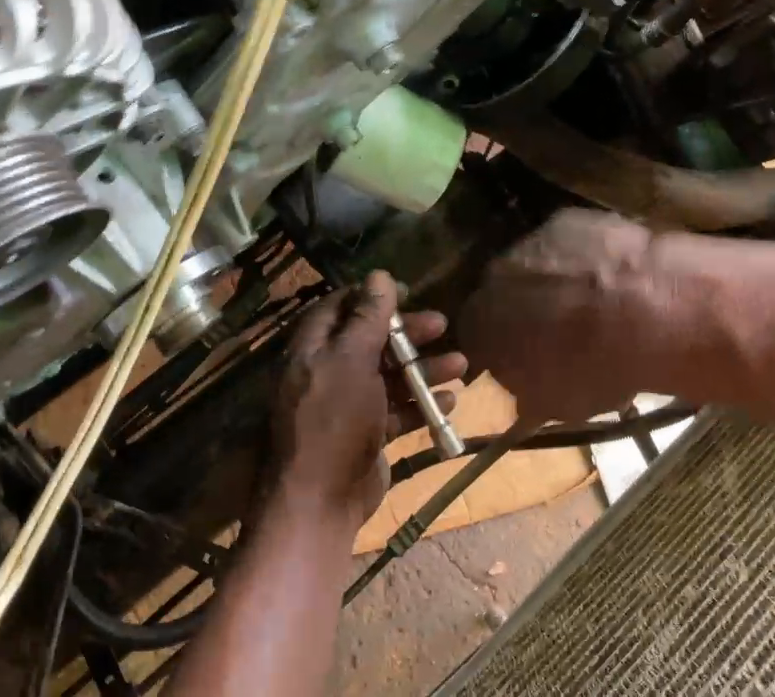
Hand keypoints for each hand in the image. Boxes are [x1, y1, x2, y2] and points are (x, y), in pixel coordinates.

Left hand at [270, 272, 464, 524]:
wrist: (322, 499)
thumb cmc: (334, 419)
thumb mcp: (352, 360)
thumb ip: (367, 318)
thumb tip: (379, 275)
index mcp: (313, 349)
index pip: (339, 308)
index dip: (371, 298)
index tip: (406, 292)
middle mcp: (328, 372)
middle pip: (371, 341)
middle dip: (407, 334)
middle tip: (442, 324)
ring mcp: (347, 405)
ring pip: (389, 377)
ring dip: (423, 369)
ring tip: (460, 364)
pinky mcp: (366, 434)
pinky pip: (396, 410)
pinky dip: (420, 405)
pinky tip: (449, 402)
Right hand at [455, 209, 723, 422]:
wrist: (644, 312)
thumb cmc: (594, 368)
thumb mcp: (559, 404)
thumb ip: (530, 394)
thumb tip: (526, 397)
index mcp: (481, 324)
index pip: (475, 336)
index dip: (500, 347)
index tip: (524, 359)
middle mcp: (493, 276)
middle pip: (502, 292)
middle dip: (524, 308)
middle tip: (559, 329)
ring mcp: (529, 241)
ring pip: (534, 263)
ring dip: (554, 280)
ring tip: (593, 303)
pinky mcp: (565, 218)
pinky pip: (567, 240)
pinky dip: (583, 256)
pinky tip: (611, 274)